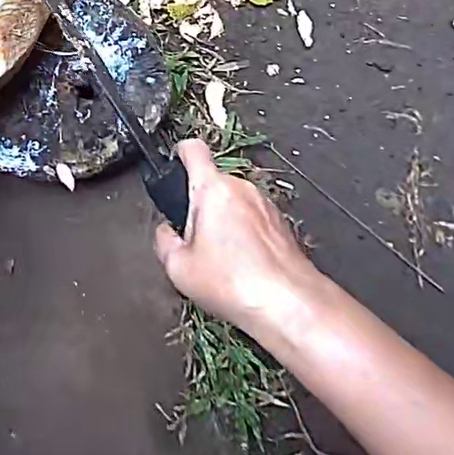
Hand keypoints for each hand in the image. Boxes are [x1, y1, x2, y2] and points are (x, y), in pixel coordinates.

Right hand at [153, 138, 326, 338]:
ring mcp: (264, 204)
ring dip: (224, 221)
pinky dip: (245, 234)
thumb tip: (166, 233)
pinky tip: (243, 265)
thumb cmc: (237, 283)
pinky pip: (253, 218)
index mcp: (213, 189)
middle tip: (196, 240)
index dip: (180, 152)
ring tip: (222, 259)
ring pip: (233, 202)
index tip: (175, 162)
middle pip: (212, 183)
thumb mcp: (178, 268)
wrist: (289, 305)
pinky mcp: (280, 222)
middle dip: (200, 206)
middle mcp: (241, 188)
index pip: (193, 149)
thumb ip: (164, 241)